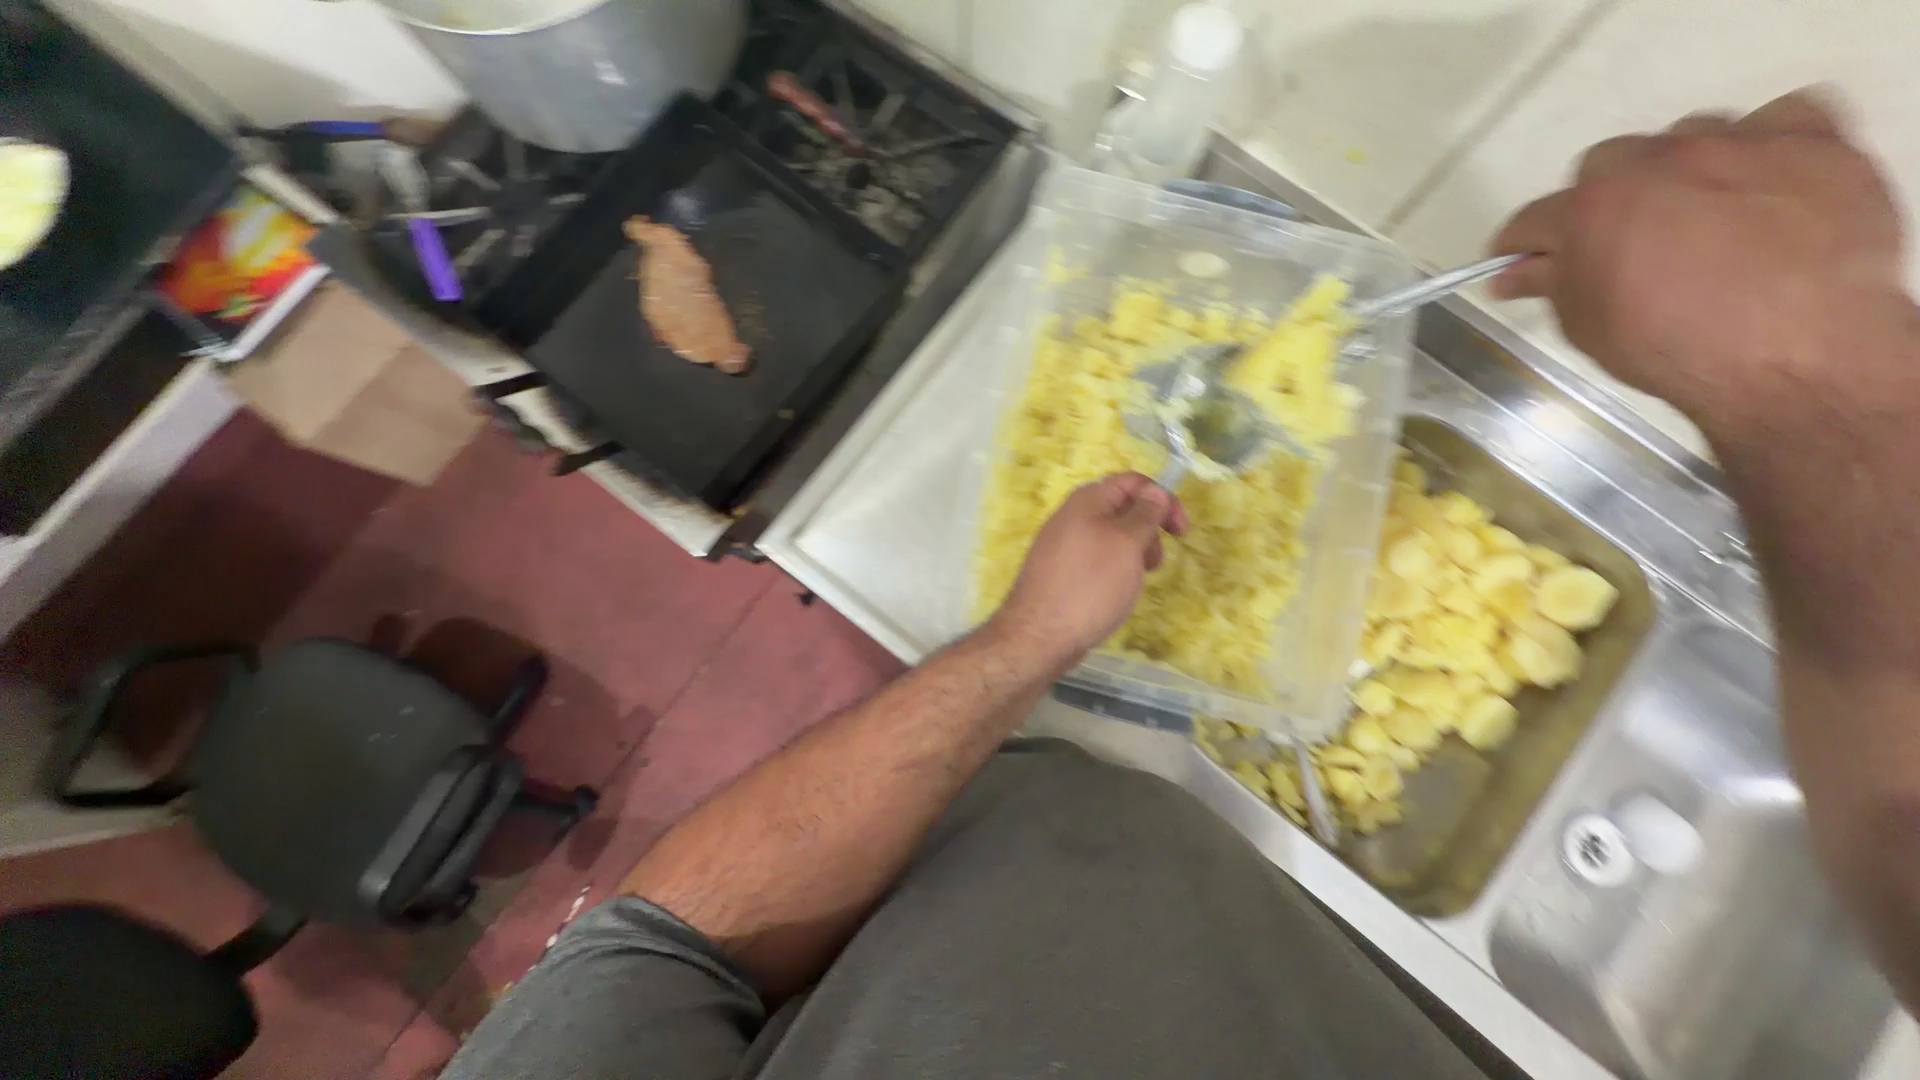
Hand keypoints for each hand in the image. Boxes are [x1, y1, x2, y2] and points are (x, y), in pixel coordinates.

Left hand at [985, 473, 1188, 672]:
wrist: (1039, 636)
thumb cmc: (1090, 585)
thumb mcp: (1126, 544)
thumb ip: (1144, 514)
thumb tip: (1153, 491)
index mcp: (1087, 501)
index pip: (1132, 481)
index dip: (1161, 498)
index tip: (1181, 530)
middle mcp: (1072, 517)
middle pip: (1123, 509)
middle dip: (1149, 530)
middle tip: (1155, 562)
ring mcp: (1063, 546)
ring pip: (1111, 538)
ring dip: (1134, 554)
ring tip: (1136, 581)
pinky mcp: (1061, 573)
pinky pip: (1096, 561)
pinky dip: (1114, 571)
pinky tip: (1116, 594)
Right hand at [1489, 89, 1915, 442]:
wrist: (1791, 348)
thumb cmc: (1669, 345)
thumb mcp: (1586, 324)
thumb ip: (1548, 285)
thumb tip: (1509, 275)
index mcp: (1589, 210)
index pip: (1532, 218)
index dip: (1520, 245)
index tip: (1519, 265)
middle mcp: (1655, 163)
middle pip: (1608, 162)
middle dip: (1603, 199)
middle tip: (1620, 242)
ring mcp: (1736, 146)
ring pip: (1688, 135)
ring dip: (1679, 169)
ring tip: (1698, 214)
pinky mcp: (1814, 142)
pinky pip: (1784, 115)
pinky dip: (1766, 144)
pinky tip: (1763, 181)